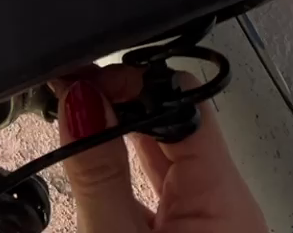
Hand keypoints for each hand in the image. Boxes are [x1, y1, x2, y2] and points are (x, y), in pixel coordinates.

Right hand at [52, 65, 266, 232]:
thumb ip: (98, 172)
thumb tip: (79, 97)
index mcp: (224, 197)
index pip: (184, 98)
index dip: (132, 77)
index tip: (81, 75)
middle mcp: (227, 203)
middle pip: (173, 120)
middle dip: (119, 98)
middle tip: (65, 87)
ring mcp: (210, 221)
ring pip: (163, 153)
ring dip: (118, 130)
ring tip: (72, 108)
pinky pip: (160, 185)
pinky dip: (126, 165)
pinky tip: (94, 156)